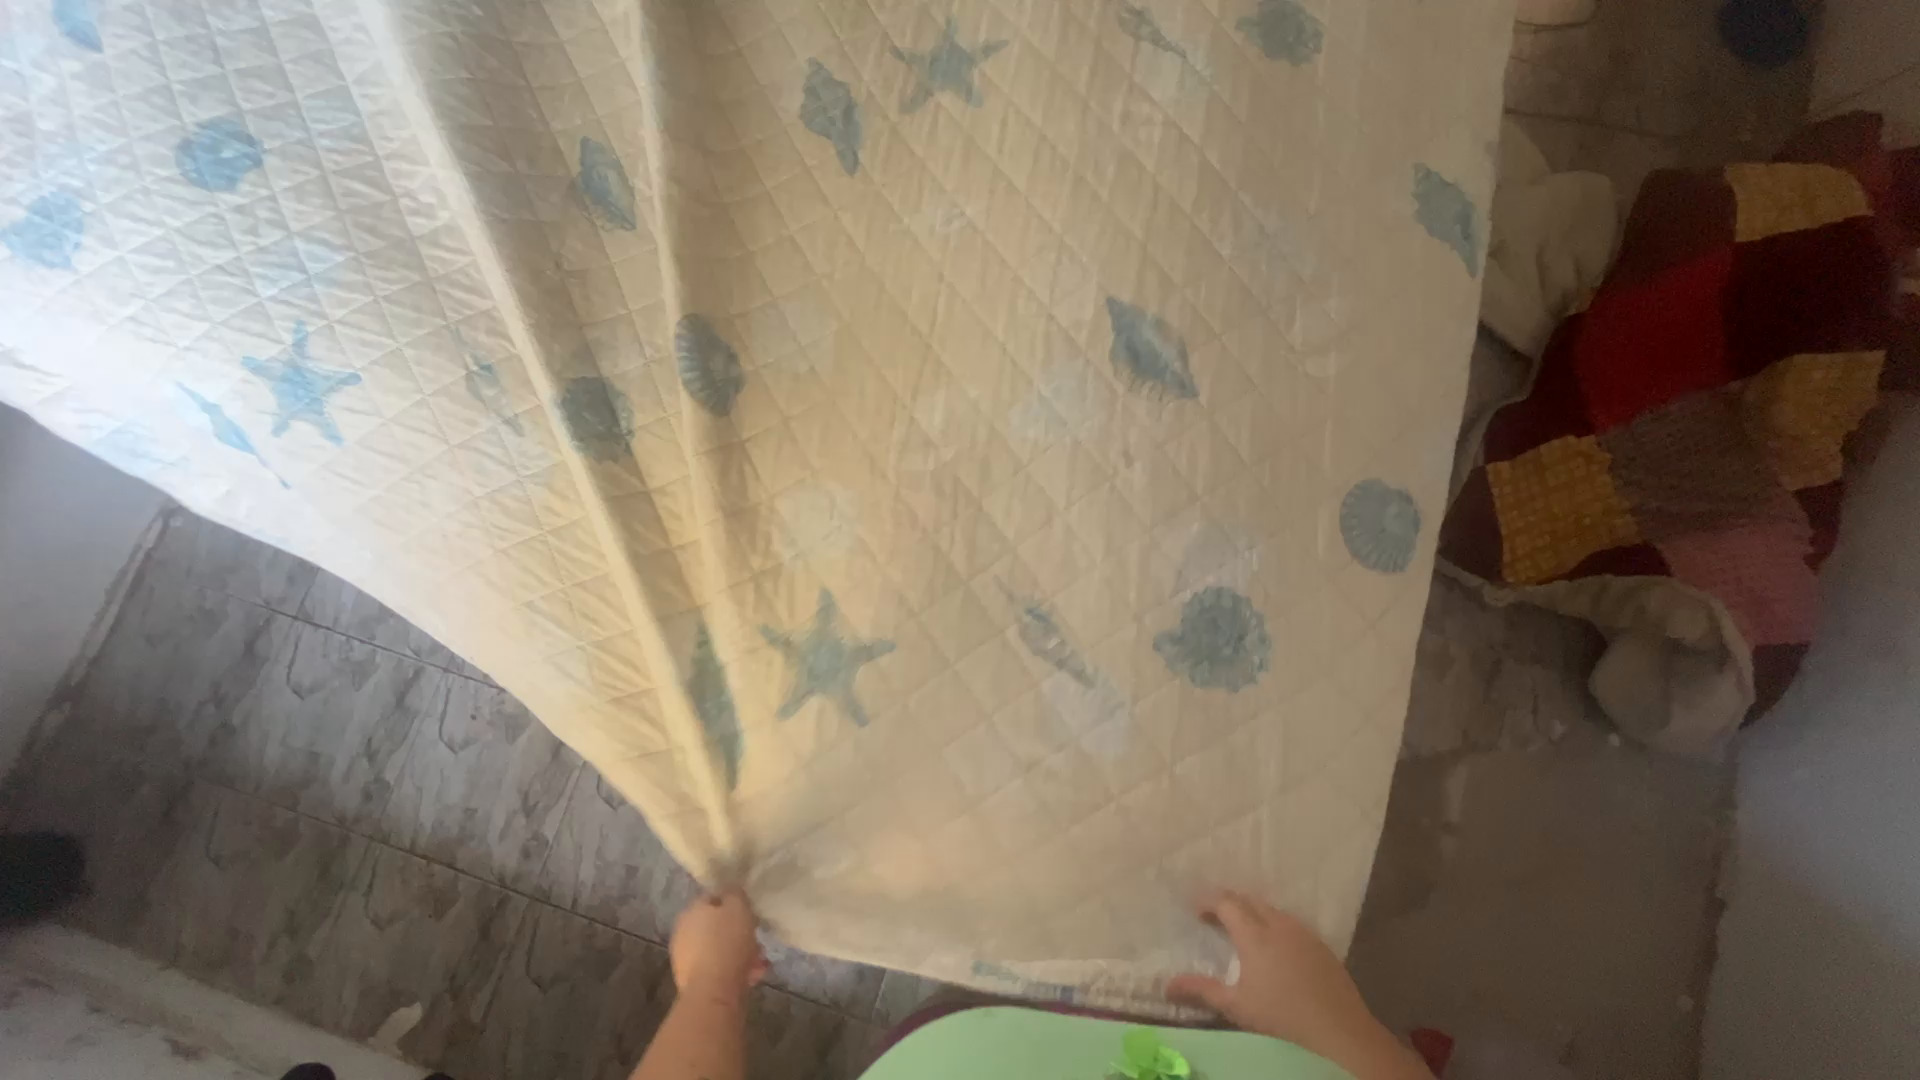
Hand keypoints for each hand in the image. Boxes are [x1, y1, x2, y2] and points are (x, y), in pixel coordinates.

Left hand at [669, 890, 768, 1002]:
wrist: (713, 991)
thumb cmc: (727, 941)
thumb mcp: (738, 906)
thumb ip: (734, 893)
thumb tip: (730, 891)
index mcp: (691, 912)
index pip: (713, 898)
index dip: (733, 902)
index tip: (750, 910)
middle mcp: (684, 934)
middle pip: (717, 926)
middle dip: (739, 931)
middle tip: (757, 936)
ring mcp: (687, 960)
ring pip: (720, 949)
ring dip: (740, 952)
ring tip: (760, 960)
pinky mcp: (695, 983)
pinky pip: (720, 969)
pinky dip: (735, 970)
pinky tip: (754, 974)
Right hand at [1166, 891, 1429, 1079]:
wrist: (1341, 1033)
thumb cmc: (1283, 1018)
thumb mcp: (1237, 1007)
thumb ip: (1201, 991)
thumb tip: (1166, 985)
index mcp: (1254, 935)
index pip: (1226, 902)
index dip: (1208, 901)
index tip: (1195, 910)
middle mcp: (1278, 924)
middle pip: (1249, 899)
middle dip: (1229, 902)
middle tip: (1214, 916)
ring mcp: (1303, 933)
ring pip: (1272, 909)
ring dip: (1252, 911)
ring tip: (1242, 928)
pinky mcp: (1321, 945)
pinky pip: (1291, 922)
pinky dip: (1274, 923)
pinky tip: (1275, 944)